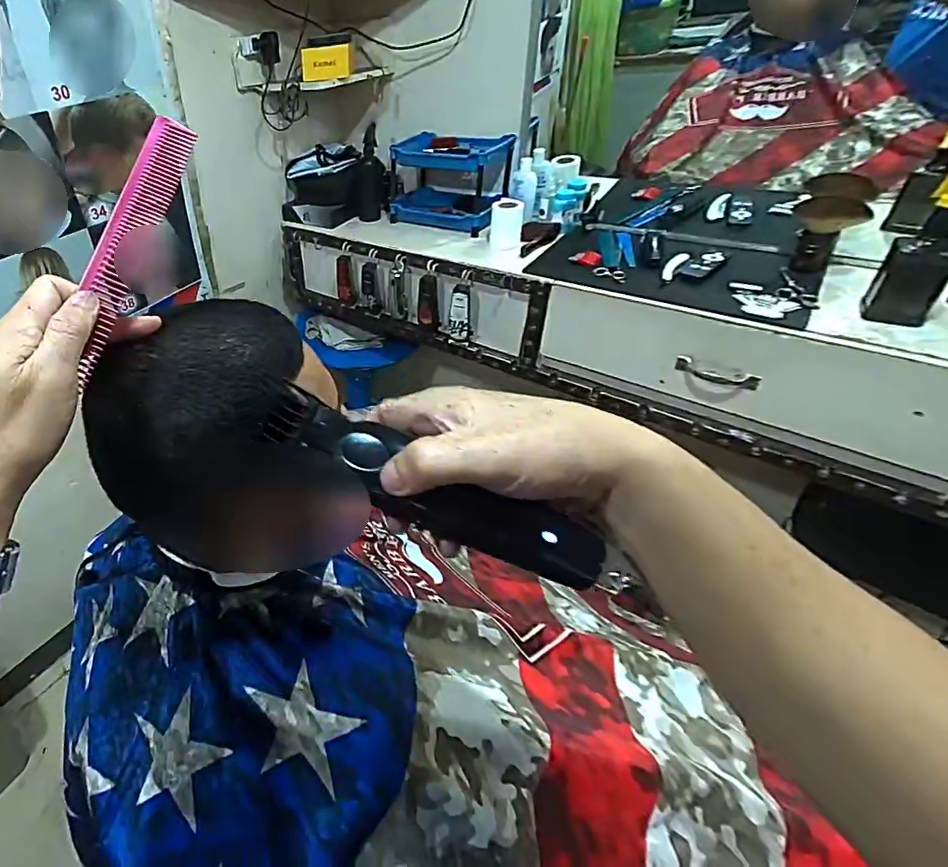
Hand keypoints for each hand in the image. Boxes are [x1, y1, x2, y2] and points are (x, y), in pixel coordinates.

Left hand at [0, 278, 157, 517]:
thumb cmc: (21, 429)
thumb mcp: (54, 374)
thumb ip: (71, 329)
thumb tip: (90, 295)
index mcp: (17, 329)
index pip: (55, 286)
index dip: (90, 296)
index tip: (120, 319)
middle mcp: (10, 336)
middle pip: (59, 306)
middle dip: (100, 313)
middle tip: (140, 329)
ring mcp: (11, 358)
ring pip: (57, 329)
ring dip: (92, 332)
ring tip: (122, 344)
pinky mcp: (16, 378)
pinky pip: (51, 350)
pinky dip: (77, 350)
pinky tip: (92, 364)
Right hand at [369, 388, 682, 527]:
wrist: (606, 467)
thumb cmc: (538, 447)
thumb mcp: (479, 453)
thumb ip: (427, 463)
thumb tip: (382, 482)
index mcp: (440, 406)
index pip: (383, 414)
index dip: (359, 438)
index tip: (341, 474)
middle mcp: (450, 425)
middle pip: (402, 452)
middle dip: (391, 486)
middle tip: (385, 521)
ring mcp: (472, 453)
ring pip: (429, 479)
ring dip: (421, 507)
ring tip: (423, 536)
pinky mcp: (491, 478)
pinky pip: (456, 496)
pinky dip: (449, 516)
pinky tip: (453, 541)